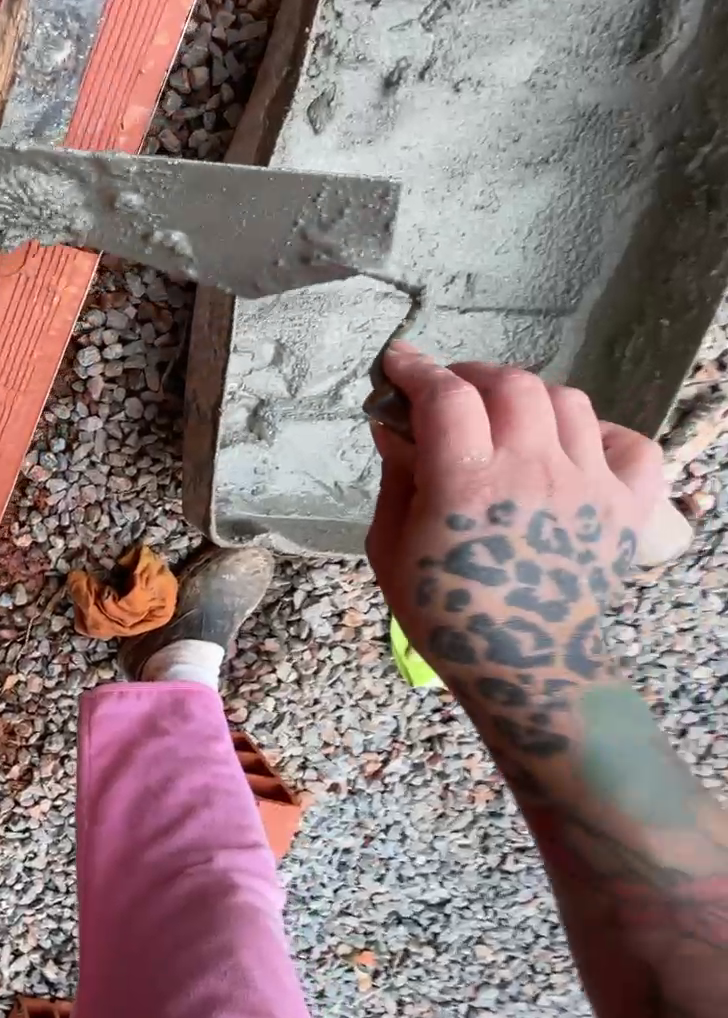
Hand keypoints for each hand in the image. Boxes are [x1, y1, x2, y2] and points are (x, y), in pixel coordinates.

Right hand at [367, 346, 664, 696]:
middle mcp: (533, 470)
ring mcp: (591, 484)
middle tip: (440, 390)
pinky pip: (628, 440)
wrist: (523, 657)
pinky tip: (564, 444)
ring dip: (522, 395)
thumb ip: (397, 476)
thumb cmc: (436, 602)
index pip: (445, 398)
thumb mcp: (386, 540)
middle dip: (467, 374)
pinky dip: (592, 430)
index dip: (416, 370)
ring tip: (496, 414)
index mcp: (464, 484)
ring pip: (566, 401)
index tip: (395, 359)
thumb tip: (394, 427)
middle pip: (510, 385)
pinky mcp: (630, 503)